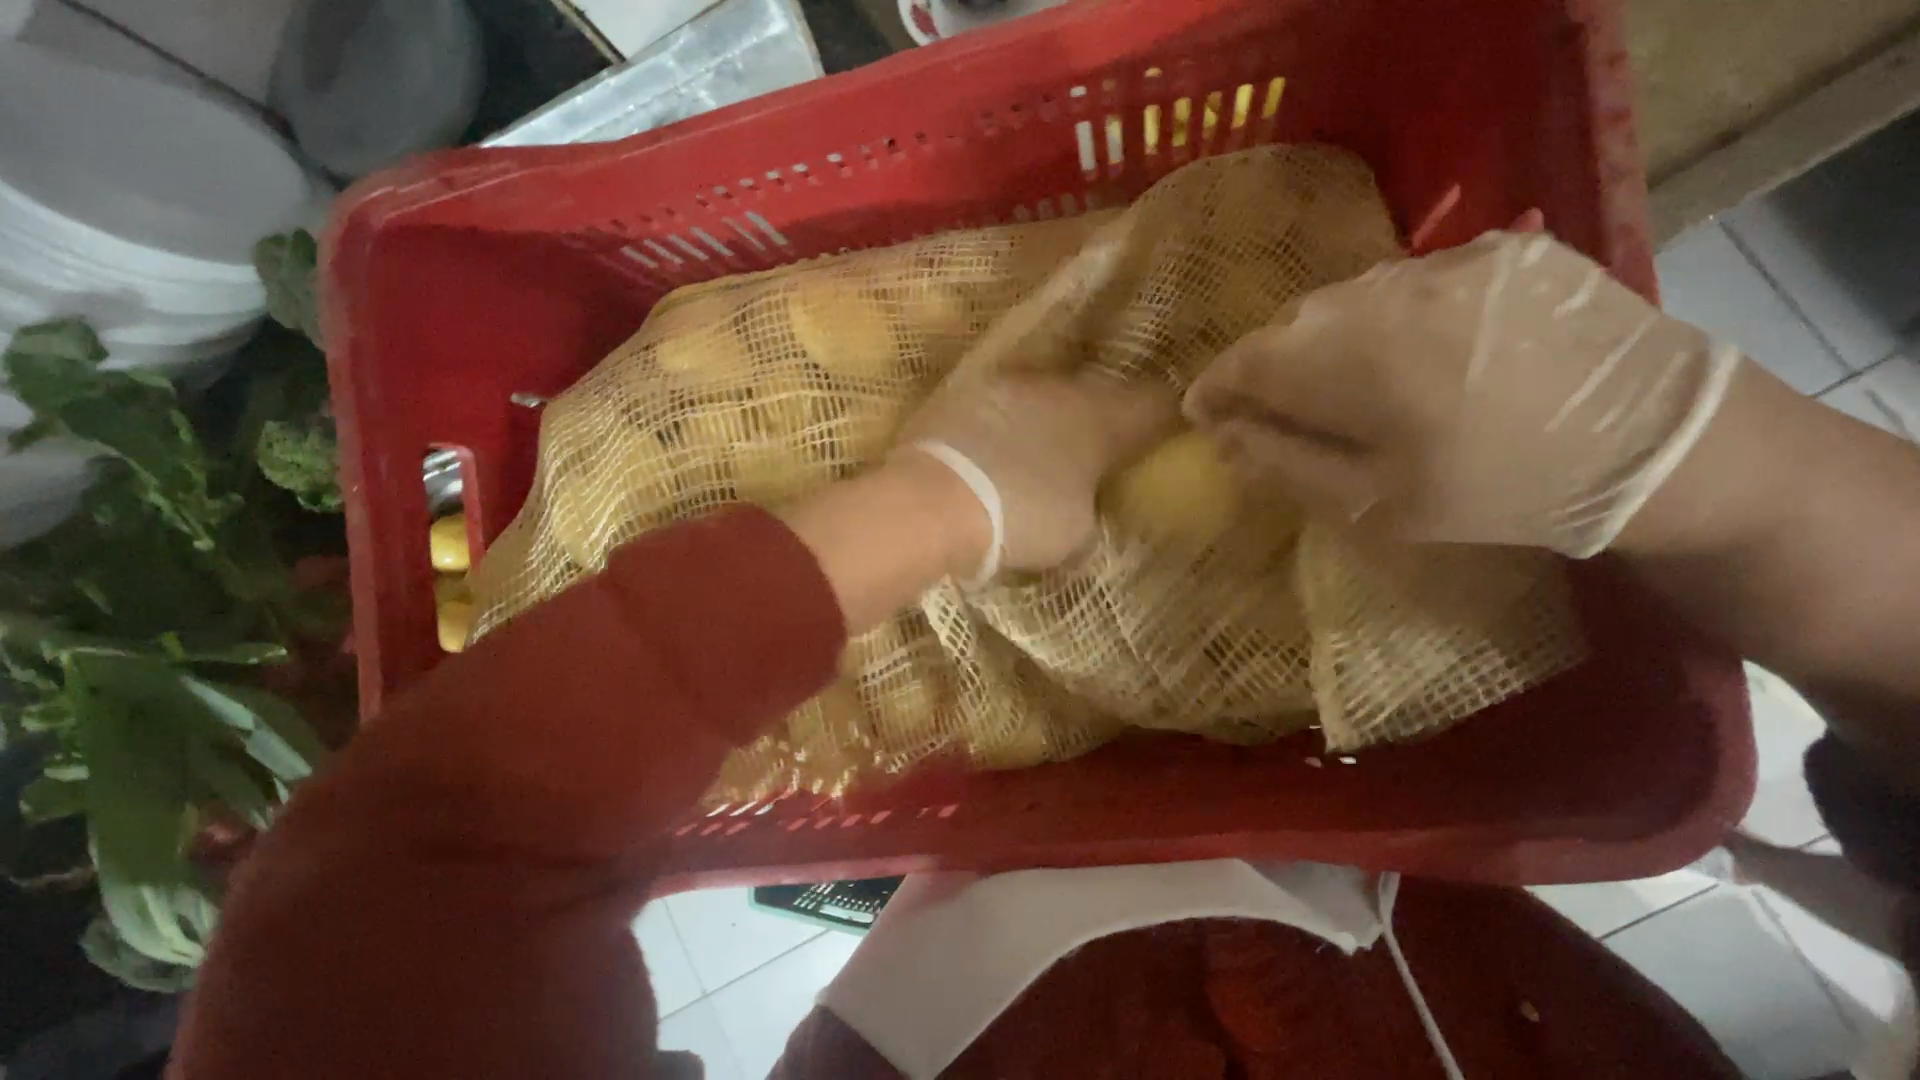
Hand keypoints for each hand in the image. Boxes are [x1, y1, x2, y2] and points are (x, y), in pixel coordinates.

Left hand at [896, 368, 1178, 576]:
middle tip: (1102, 446)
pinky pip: (1002, 403)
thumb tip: (1087, 507)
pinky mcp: (965, 392)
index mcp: (1101, 420)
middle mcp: (1061, 390)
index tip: (1166, 434)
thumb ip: (1091, 510)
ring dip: (1052, 416)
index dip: (1164, 420)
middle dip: (1105, 416)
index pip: (1152, 407)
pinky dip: (1007, 422)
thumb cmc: (1020, 520)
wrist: (932, 502)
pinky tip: (997, 447)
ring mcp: (1010, 386)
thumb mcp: (1075, 535)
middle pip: (1098, 393)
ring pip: (1047, 394)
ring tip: (1044, 449)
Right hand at [1182, 231, 1743, 556]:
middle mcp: (1386, 292)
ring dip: (1329, 338)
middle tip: (1275, 409)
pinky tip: (1421, 355)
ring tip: (1347, 382)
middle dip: (1270, 365)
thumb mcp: (1376, 504)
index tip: (1204, 414)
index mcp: (1349, 359)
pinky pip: (1413, 281)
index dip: (1215, 388)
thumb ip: (1284, 464)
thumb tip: (1219, 435)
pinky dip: (1391, 316)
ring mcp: (1449, 262)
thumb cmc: (1501, 494)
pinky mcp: (1503, 252)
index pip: (1245, 360)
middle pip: (1293, 323)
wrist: (1664, 446)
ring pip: (1350, 297)